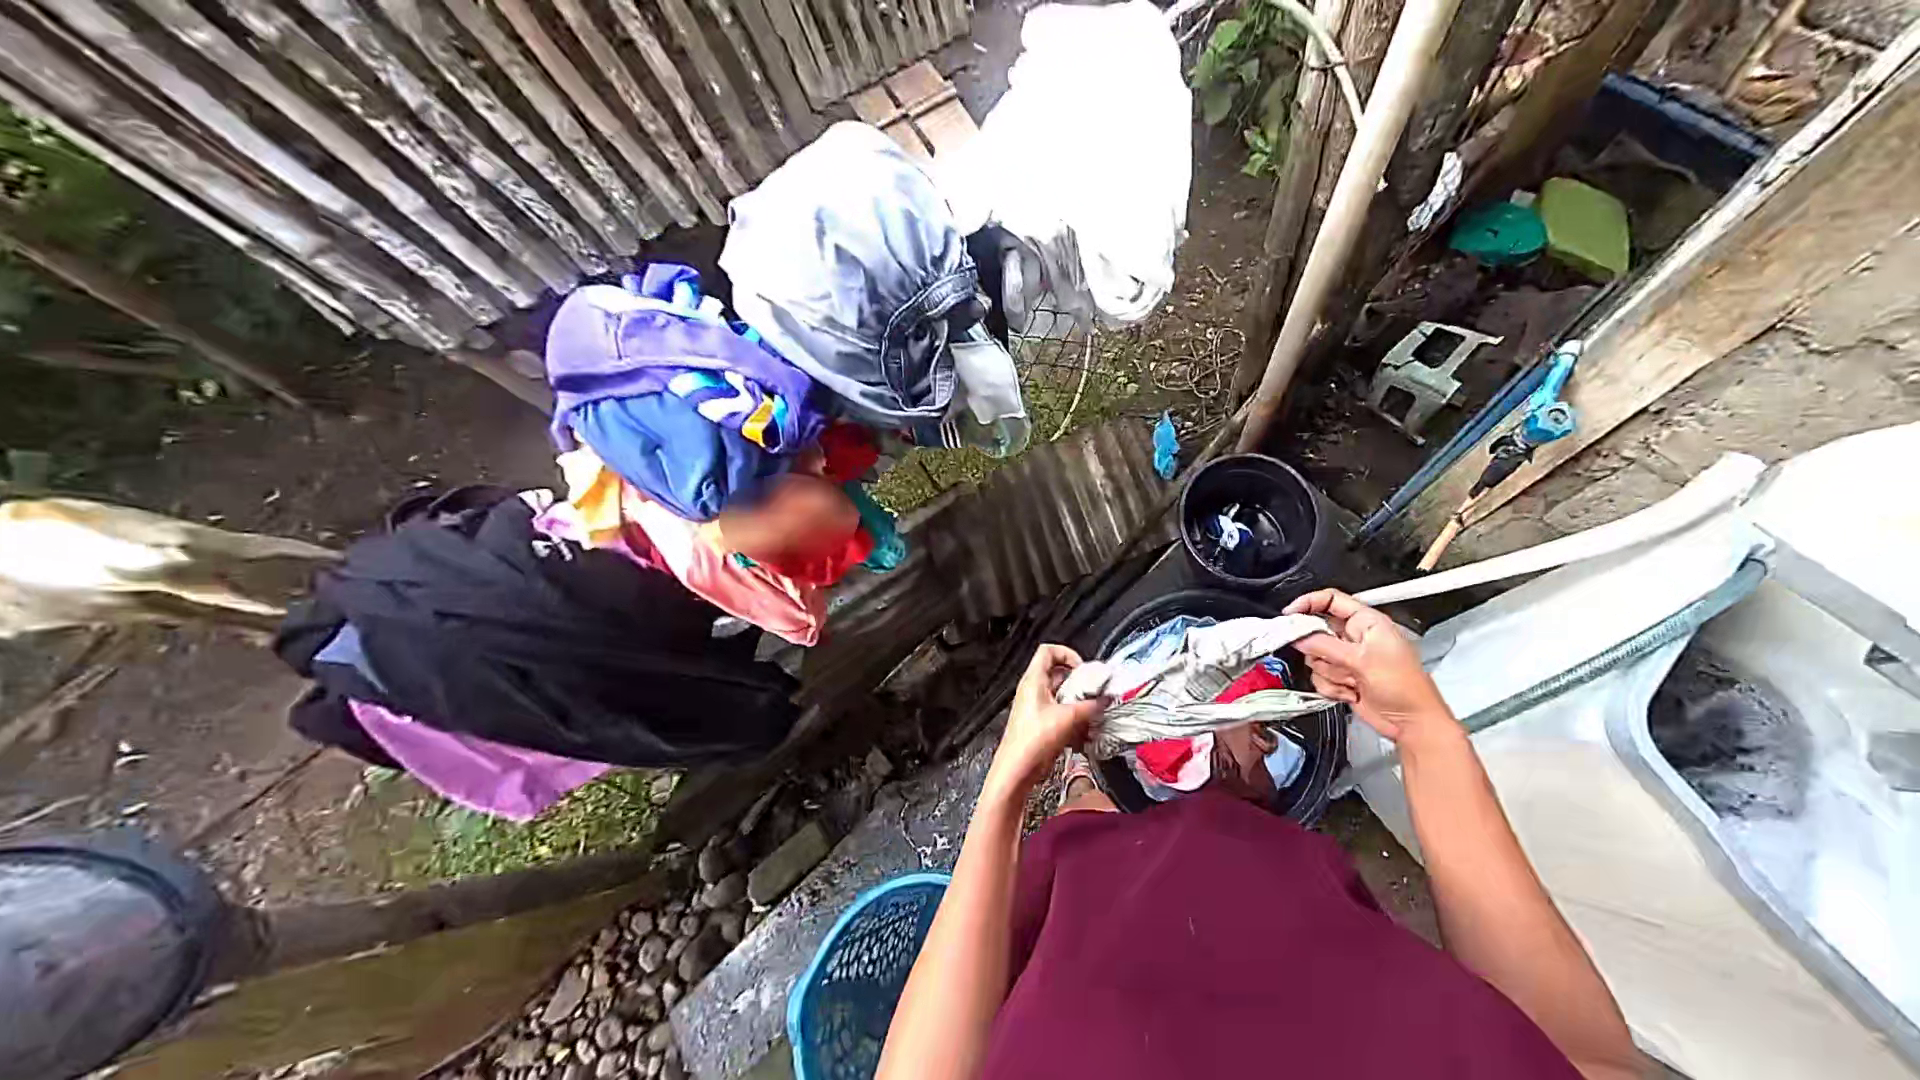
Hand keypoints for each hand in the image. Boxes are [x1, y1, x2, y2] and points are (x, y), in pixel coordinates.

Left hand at [984, 644, 1104, 803]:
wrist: (1017, 769)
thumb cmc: (1033, 740)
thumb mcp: (1068, 718)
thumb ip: (1090, 706)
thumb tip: (1106, 698)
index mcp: (1034, 680)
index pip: (1048, 651)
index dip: (1067, 654)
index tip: (1083, 669)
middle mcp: (1033, 690)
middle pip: (1058, 674)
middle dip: (1078, 683)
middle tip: (1093, 693)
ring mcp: (1036, 707)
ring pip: (1061, 695)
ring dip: (1077, 703)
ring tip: (1090, 714)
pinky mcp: (1040, 723)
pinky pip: (1060, 713)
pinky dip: (1072, 719)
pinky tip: (1082, 733)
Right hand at [1283, 589, 1457, 748]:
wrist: (1412, 723)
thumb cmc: (1406, 688)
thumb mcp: (1361, 660)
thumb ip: (1324, 645)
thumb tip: (1298, 635)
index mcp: (1367, 623)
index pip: (1331, 600)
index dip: (1308, 603)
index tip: (1290, 615)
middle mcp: (1356, 638)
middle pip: (1317, 631)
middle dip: (1319, 650)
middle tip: (1326, 658)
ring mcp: (1349, 658)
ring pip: (1316, 657)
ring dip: (1329, 672)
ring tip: (1351, 680)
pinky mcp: (1343, 677)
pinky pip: (1319, 676)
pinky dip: (1331, 686)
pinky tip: (1351, 691)